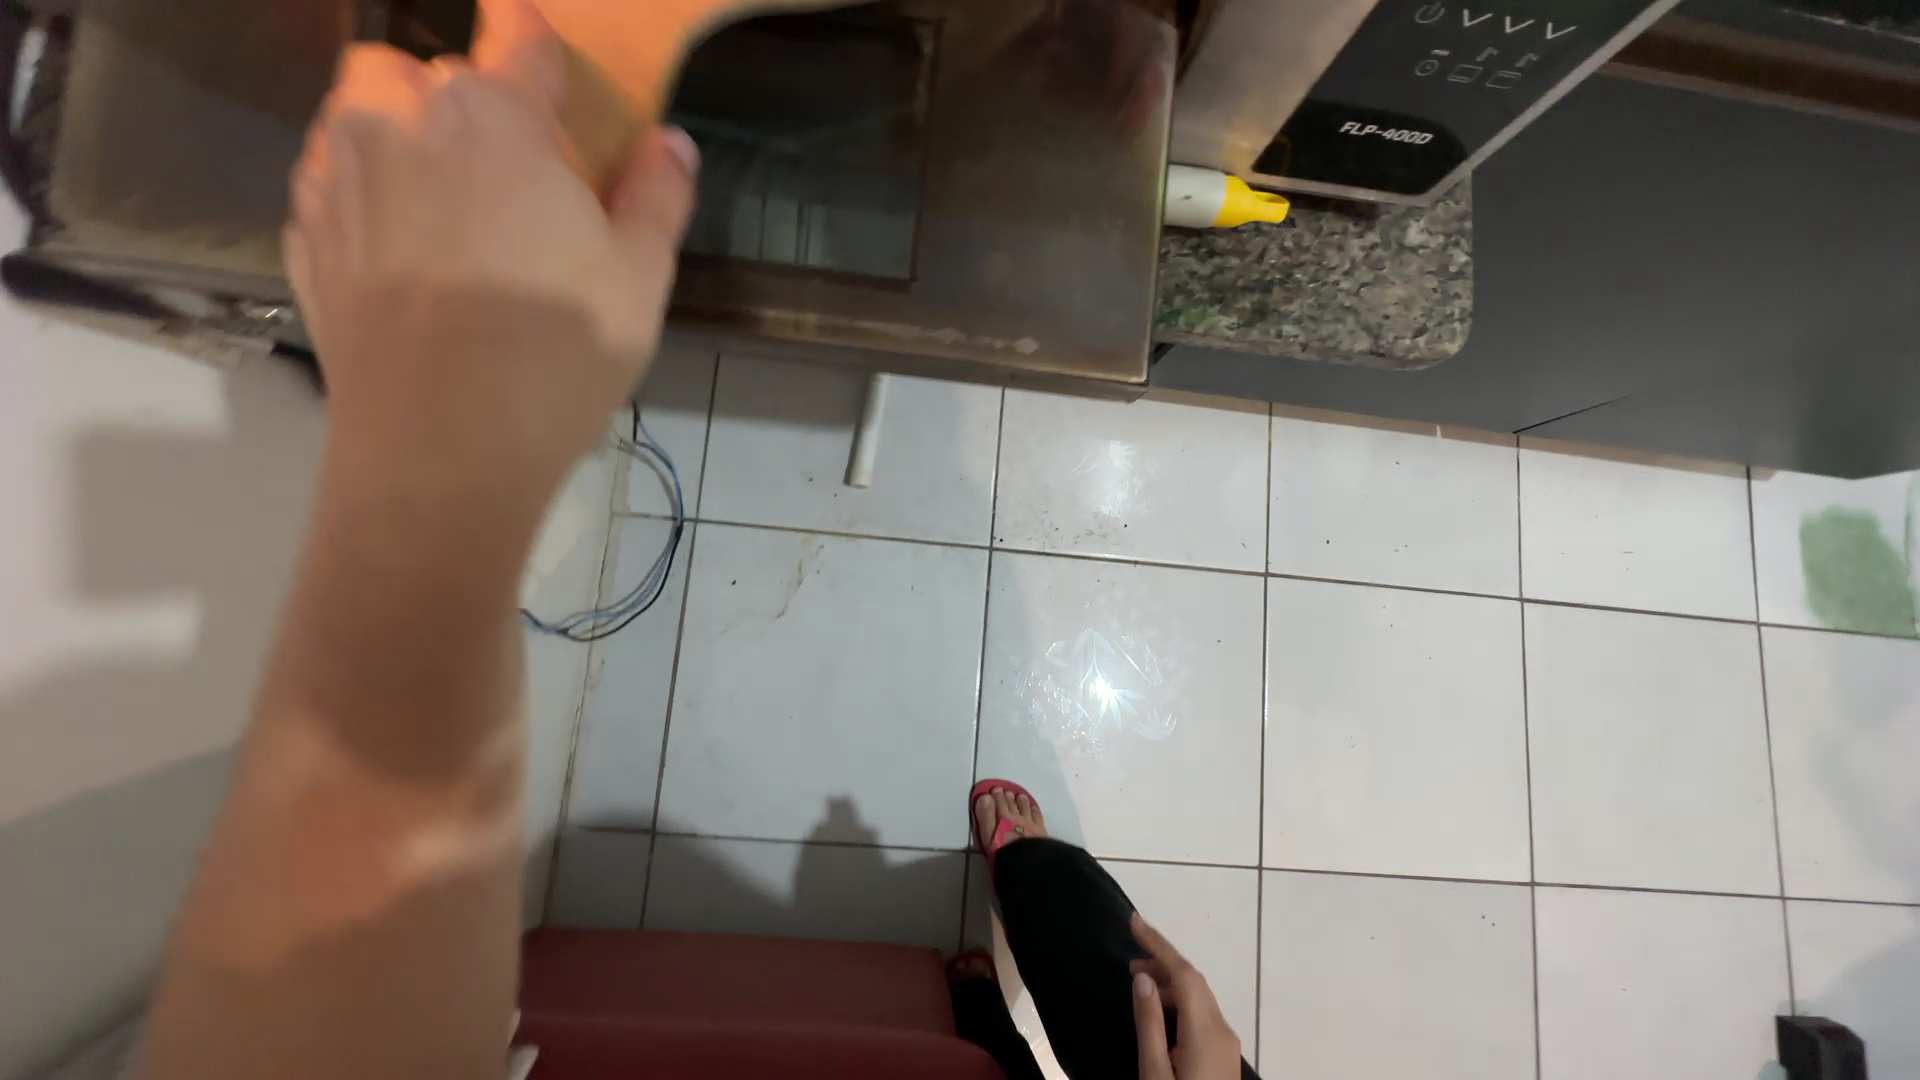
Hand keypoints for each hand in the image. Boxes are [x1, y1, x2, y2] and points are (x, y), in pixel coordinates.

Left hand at [287, 0, 697, 497]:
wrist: (444, 446)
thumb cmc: (559, 353)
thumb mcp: (640, 280)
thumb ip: (658, 197)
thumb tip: (670, 141)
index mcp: (493, 118)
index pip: (516, 38)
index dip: (535, 38)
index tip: (543, 50)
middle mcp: (397, 120)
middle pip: (426, 70)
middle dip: (469, 101)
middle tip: (513, 172)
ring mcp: (336, 175)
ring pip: (366, 115)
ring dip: (410, 137)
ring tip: (455, 210)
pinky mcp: (304, 234)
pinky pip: (334, 178)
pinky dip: (371, 191)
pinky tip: (411, 256)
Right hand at [1131, 912, 1243, 1079]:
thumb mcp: (1154, 1071)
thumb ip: (1149, 1021)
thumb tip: (1144, 976)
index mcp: (1206, 1031)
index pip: (1183, 972)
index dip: (1158, 942)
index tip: (1133, 920)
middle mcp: (1223, 1030)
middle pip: (1194, 981)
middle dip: (1162, 959)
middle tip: (1129, 957)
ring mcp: (1227, 1045)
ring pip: (1199, 997)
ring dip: (1170, 982)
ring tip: (1137, 983)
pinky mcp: (1224, 1058)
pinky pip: (1202, 1014)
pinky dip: (1179, 1001)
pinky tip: (1158, 1011)